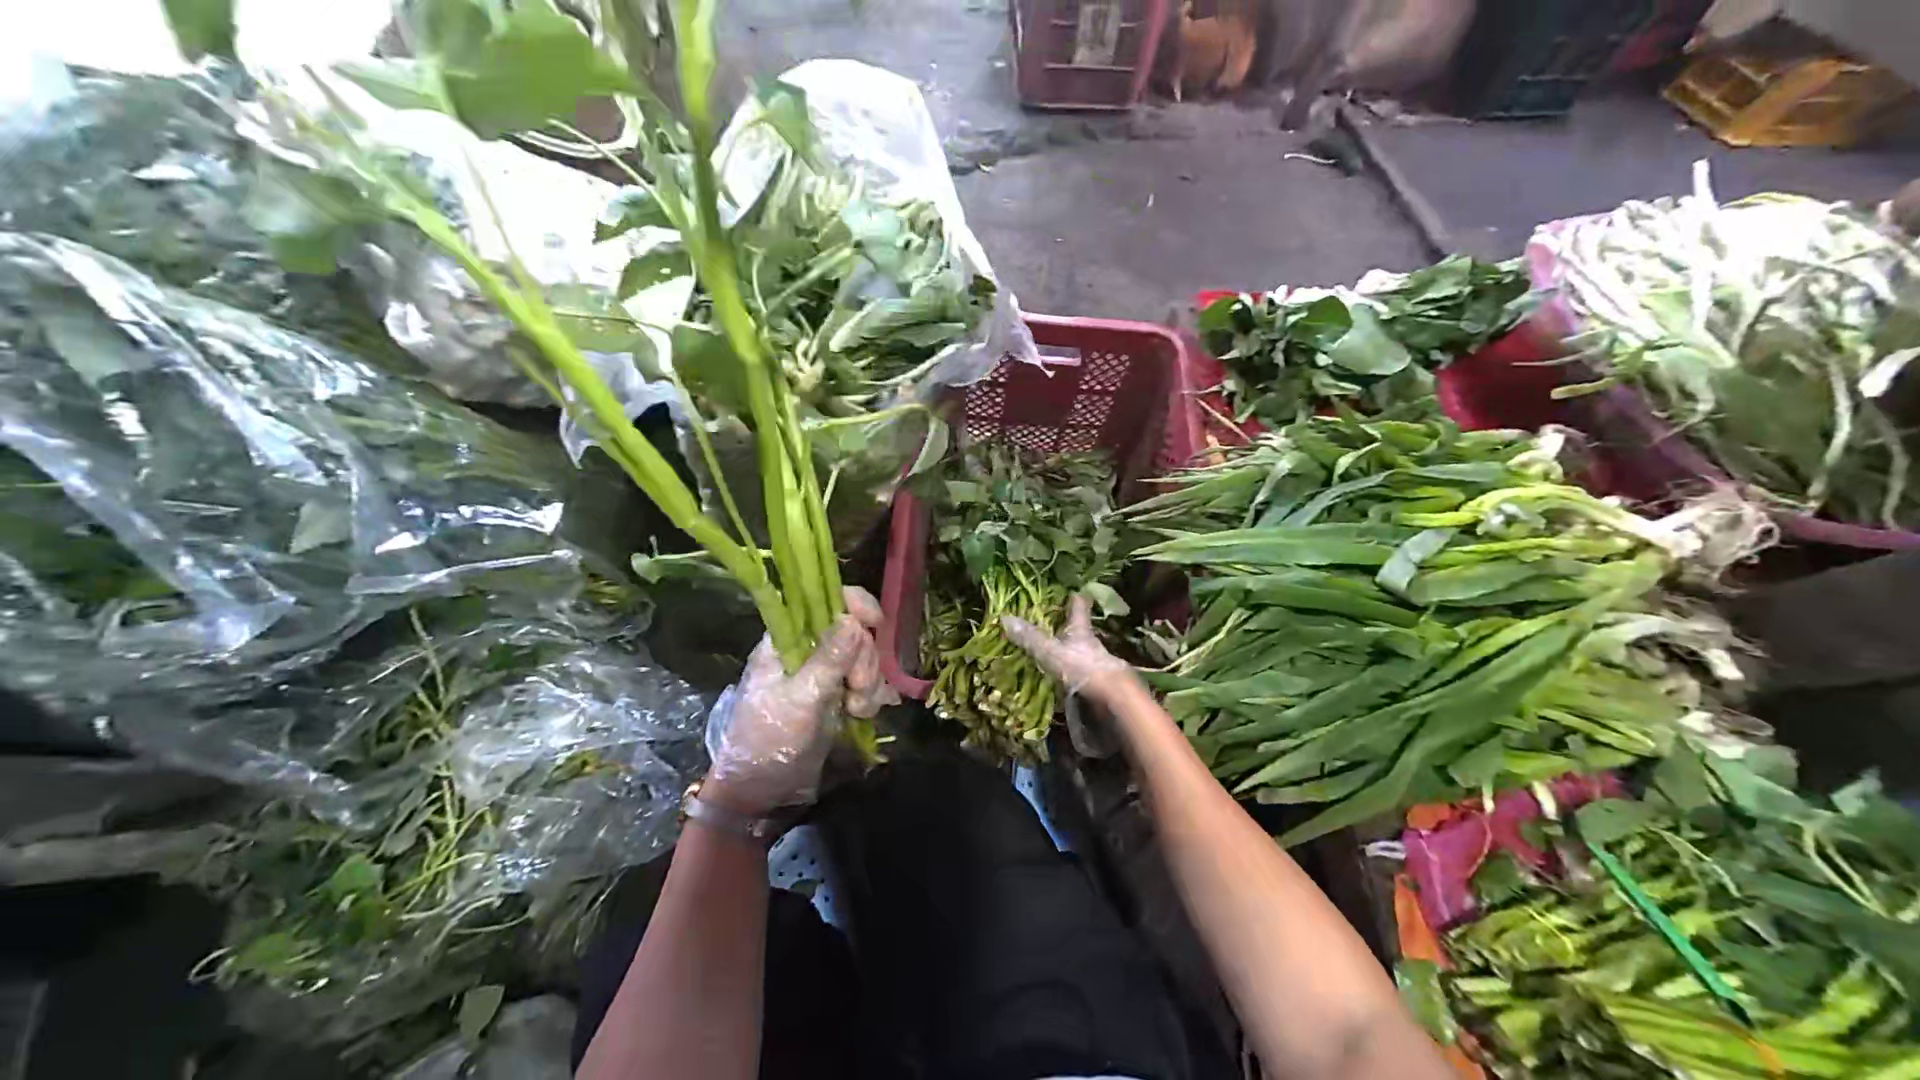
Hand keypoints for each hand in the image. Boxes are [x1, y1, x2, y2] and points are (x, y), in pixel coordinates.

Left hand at [702, 586, 894, 814]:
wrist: (762, 792)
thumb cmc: (769, 741)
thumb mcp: (799, 700)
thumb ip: (827, 660)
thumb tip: (853, 619)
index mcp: (786, 640)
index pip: (823, 602)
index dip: (854, 604)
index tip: (875, 622)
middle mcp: (807, 650)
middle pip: (854, 631)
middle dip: (864, 658)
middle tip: (856, 689)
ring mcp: (824, 674)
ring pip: (865, 658)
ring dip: (869, 682)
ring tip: (857, 709)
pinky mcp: (837, 696)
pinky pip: (867, 683)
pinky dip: (871, 696)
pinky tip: (862, 714)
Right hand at [1001, 593, 1135, 703]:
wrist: (1111, 699)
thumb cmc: (1082, 667)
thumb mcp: (1051, 651)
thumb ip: (1031, 638)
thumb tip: (1005, 618)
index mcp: (1080, 629)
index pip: (1079, 606)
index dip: (1075, 597)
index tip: (1071, 590)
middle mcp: (1089, 642)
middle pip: (1078, 628)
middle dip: (1066, 625)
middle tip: (1050, 620)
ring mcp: (1092, 662)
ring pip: (1077, 650)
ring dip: (1066, 650)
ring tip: (1049, 649)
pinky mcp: (1093, 681)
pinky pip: (1077, 672)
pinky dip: (1066, 672)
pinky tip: (1056, 676)